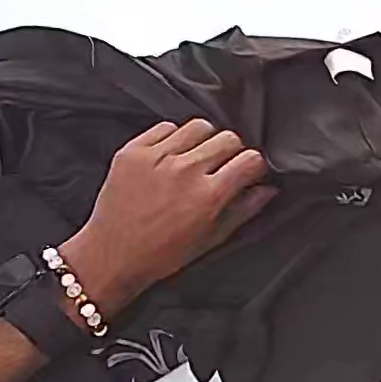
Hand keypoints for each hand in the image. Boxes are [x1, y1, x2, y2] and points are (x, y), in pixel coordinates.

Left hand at [60, 119, 277, 318]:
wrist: (112, 254)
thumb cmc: (162, 253)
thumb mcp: (211, 239)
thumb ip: (243, 210)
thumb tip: (268, 189)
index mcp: (208, 197)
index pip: (250, 160)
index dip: (254, 166)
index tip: (248, 172)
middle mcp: (185, 172)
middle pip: (228, 138)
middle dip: (232, 152)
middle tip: (221, 167)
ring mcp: (158, 158)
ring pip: (200, 126)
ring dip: (204, 140)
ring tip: (196, 158)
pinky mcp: (134, 151)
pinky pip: (166, 127)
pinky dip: (173, 138)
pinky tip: (171, 156)